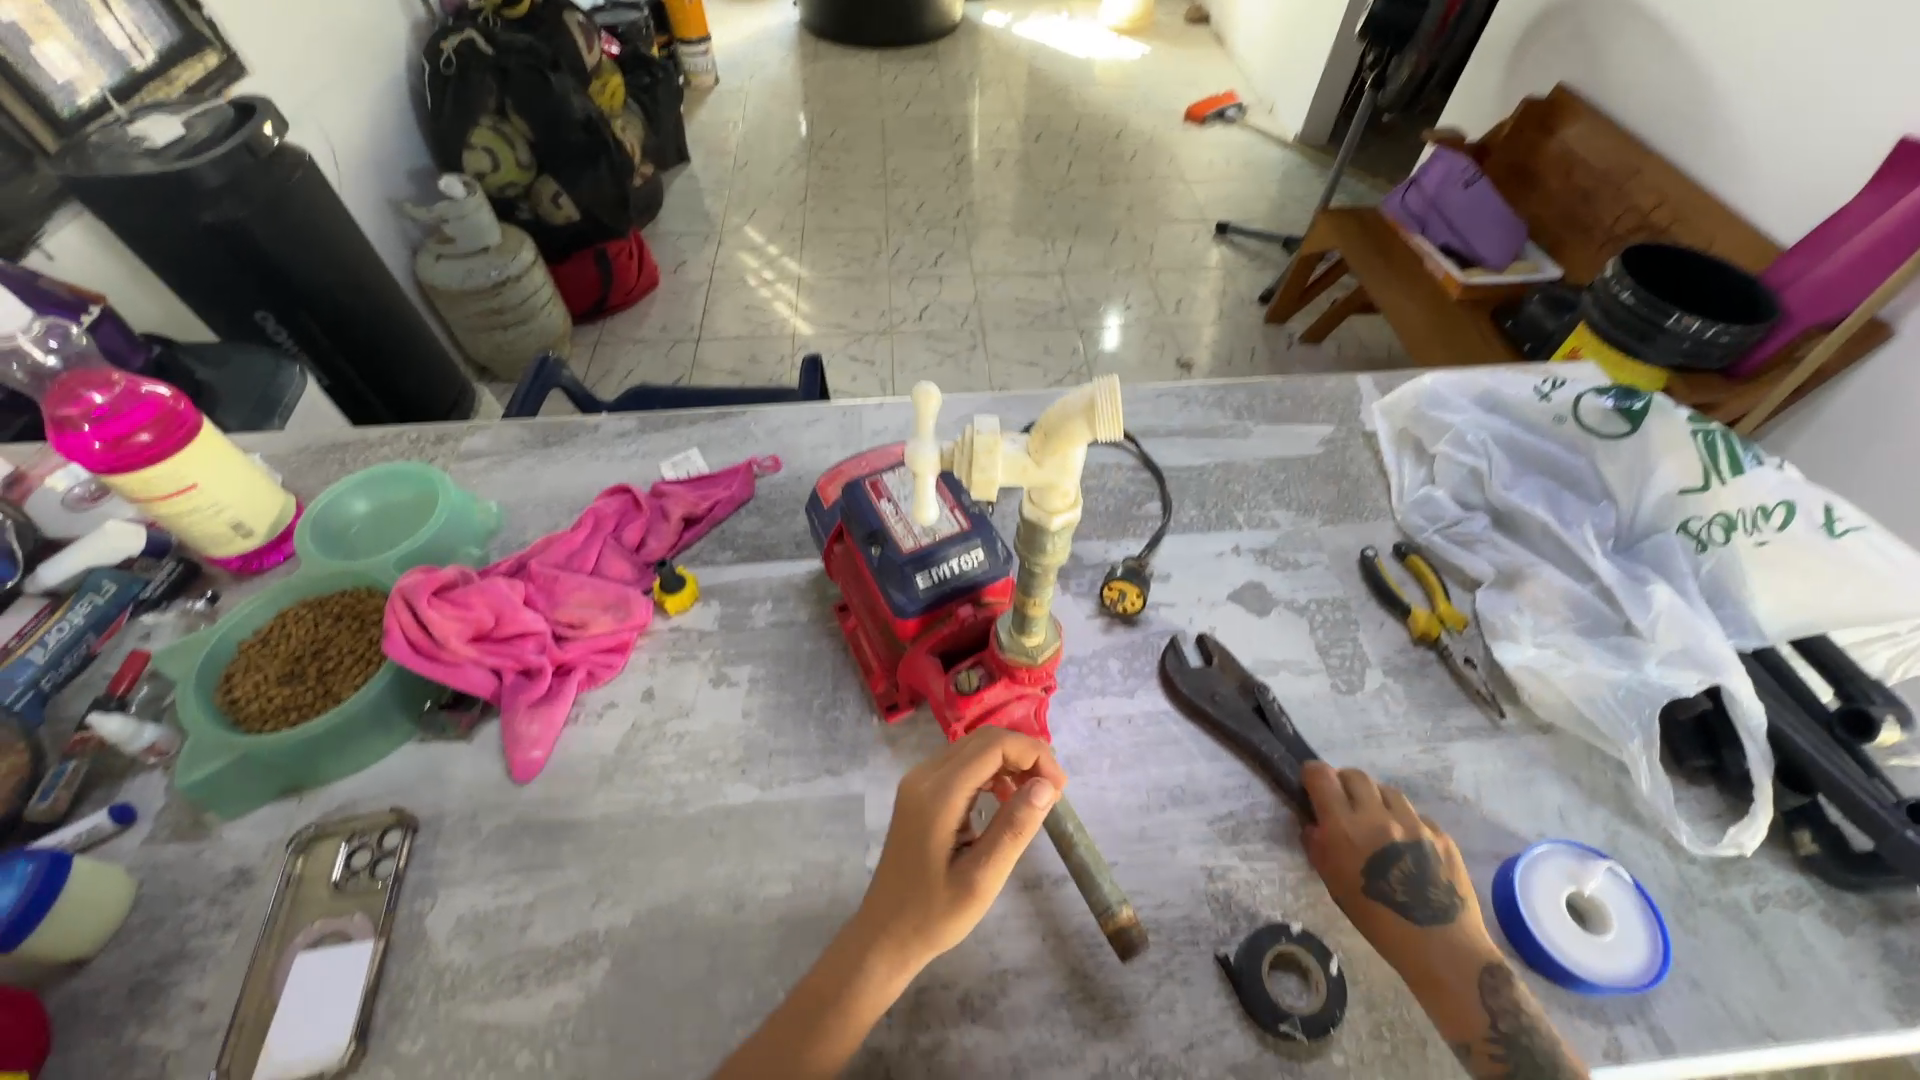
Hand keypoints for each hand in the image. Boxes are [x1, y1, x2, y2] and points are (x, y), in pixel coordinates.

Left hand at [854, 727, 1066, 974]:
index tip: (1060, 788)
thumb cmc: (934, 914)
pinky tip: (1006, 800)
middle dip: (1025, 755)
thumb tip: (1047, 785)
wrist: (886, 933)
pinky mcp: (920, 792)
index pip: (993, 745)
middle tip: (1053, 792)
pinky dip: (991, 772)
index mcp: (937, 794)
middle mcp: (924, 776)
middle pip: (984, 740)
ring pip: (974, 749)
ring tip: (1036, 797)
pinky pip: (962, 765)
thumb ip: (1014, 828)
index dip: (1033, 755)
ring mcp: (919, 781)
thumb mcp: (983, 878)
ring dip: (1010, 762)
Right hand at [1299, 761, 1498, 991]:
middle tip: (1344, 804)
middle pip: (1355, 775)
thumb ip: (1318, 846)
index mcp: (1344, 828)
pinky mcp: (1441, 834)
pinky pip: (1416, 815)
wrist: (1440, 945)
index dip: (1313, 774)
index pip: (1322, 776)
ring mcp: (1414, 823)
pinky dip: (1404, 822)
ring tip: (1377, 824)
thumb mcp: (1333, 884)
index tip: (1311, 784)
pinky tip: (1406, 847)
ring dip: (1375, 800)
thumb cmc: (1376, 920)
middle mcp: (1378, 816)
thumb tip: (1314, 823)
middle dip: (1344, 784)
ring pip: (1388, 791)